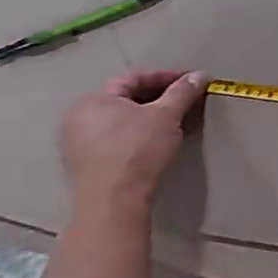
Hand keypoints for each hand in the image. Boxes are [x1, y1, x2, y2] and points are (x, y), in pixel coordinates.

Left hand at [60, 70, 208, 212]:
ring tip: (175, 121)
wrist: (114, 202)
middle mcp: (79, 118)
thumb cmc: (138, 150)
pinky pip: (115, 139)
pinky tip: (157, 142)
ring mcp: (78, 144)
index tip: (190, 82)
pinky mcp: (85, 166)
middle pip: (126, 99)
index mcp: (94, 100)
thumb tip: (200, 75)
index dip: (166, 77)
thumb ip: (183, 92)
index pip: (134, 79)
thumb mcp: (167, 115)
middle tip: (185, 100)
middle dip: (159, 98)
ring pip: (121, 121)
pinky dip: (138, 135)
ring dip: (149, 117)